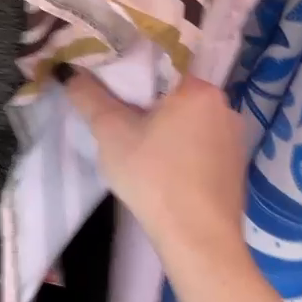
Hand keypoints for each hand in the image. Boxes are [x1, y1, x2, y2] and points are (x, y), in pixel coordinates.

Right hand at [60, 68, 251, 260]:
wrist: (197, 237)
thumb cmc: (153, 174)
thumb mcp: (110, 130)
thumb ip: (88, 95)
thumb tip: (68, 70)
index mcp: (198, 89)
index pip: (155, 64)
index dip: (124, 70)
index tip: (100, 79)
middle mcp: (224, 106)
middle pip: (169, 90)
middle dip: (139, 98)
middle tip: (107, 108)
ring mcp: (233, 137)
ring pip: (183, 116)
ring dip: (157, 122)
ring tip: (127, 135)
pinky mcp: (233, 164)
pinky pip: (195, 139)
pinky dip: (174, 142)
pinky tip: (154, 160)